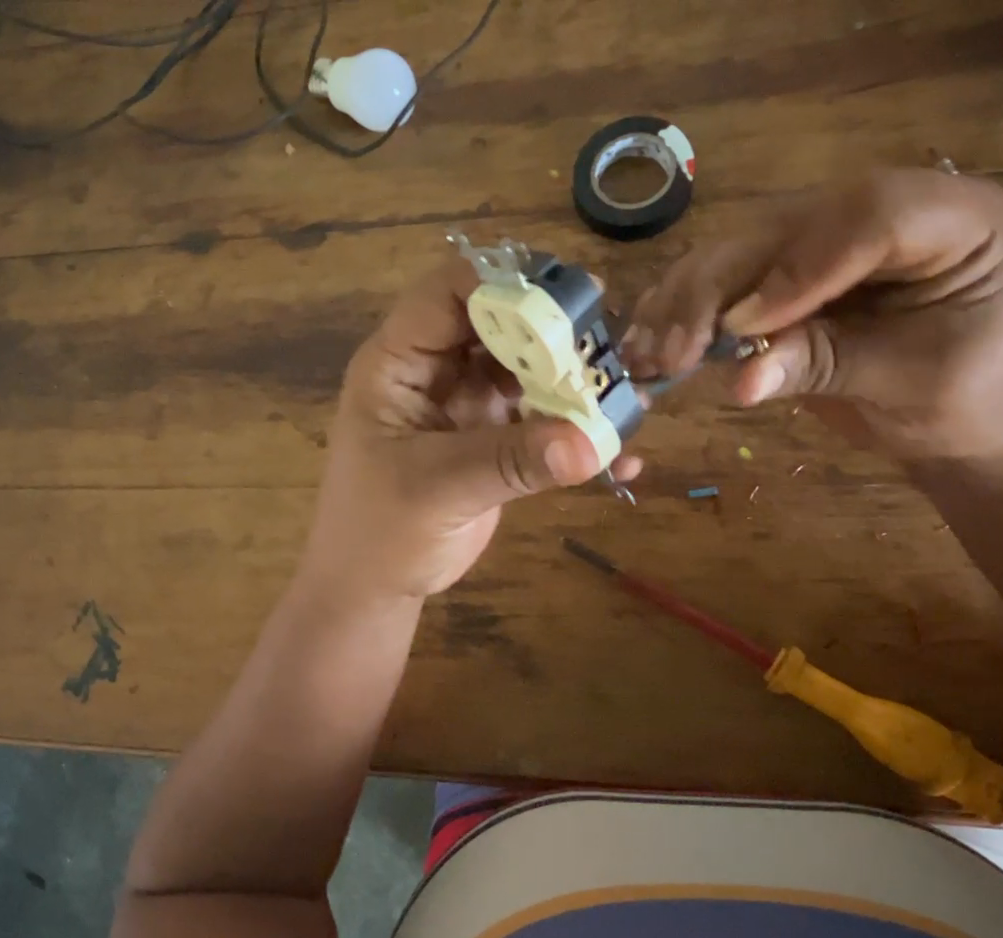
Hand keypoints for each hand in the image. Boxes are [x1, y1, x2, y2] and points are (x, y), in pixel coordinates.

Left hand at [299, 259, 641, 600]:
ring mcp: (467, 405)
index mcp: (399, 363)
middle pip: (498, 324)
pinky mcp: (493, 439)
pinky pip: (541, 419)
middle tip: (610, 343)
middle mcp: (435, 372)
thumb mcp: (438, 489)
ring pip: (527, 368)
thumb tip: (592, 444)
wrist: (374, 588)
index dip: (502, 284)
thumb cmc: (380, 532)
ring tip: (627, 393)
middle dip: (553, 331)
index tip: (567, 295)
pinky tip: (617, 454)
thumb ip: (512, 461)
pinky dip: (575, 431)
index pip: (447, 294)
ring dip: (573, 379)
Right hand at [623, 169, 1002, 466]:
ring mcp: (826, 239)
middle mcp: (879, 210)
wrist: (968, 422)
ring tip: (645, 356)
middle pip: (783, 230)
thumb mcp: (909, 384)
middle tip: (672, 352)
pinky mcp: (785, 273)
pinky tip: (645, 343)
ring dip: (684, 303)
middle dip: (718, 290)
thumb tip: (741, 380)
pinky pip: (725, 280)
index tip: (742, 328)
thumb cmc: (968, 401)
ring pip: (739, 251)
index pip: (869, 216)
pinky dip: (682, 312)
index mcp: (951, 219)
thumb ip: (828, 366)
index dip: (800, 268)